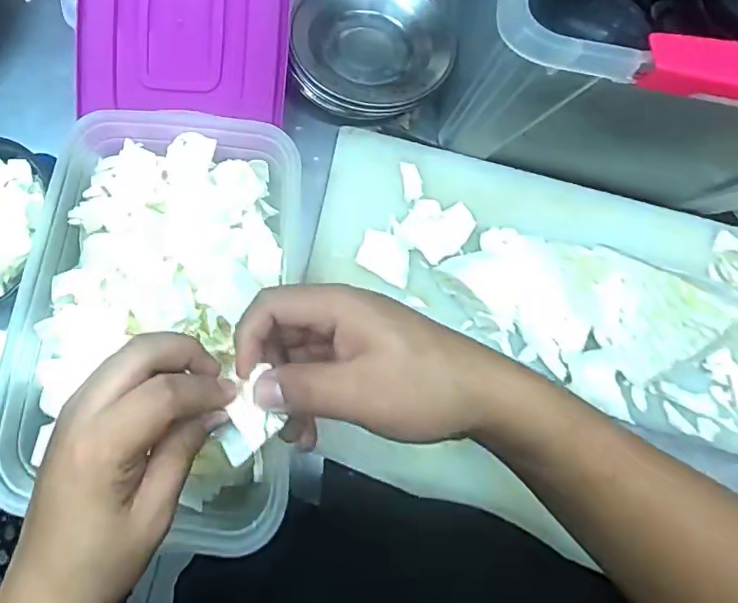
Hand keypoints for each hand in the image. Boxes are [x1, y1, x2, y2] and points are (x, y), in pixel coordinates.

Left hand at [0, 333, 234, 602]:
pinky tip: (167, 389)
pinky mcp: (72, 409)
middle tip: (215, 373)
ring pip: (124, 354)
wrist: (45, 580)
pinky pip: (113, 370)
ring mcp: (72, 404)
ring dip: (163, 355)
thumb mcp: (152, 515)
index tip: (232, 394)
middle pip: (137, 352)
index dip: (201, 387)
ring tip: (197, 379)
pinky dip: (145, 367)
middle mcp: (82, 408)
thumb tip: (212, 409)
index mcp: (101, 441)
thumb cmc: (101, 559)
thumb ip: (181, 453)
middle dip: (182, 350)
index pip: (160, 391)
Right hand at [236, 284, 545, 447]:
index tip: (247, 382)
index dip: (248, 337)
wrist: (489, 398)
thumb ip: (303, 388)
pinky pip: (320, 366)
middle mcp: (336, 310)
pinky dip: (309, 394)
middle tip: (268, 414)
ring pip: (298, 351)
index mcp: (333, 304)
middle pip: (280, 327)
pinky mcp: (361, 353)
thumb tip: (254, 390)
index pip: (269, 304)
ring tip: (293, 434)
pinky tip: (312, 430)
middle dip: (268, 369)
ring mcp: (350, 331)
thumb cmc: (422, 387)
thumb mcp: (359, 392)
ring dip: (288, 388)